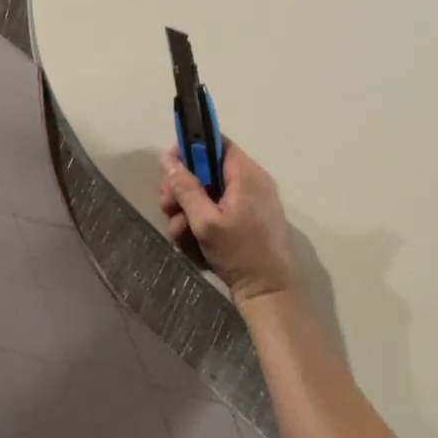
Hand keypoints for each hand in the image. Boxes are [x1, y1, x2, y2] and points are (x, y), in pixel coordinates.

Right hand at [158, 141, 294, 306]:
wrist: (271, 295)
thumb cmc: (240, 253)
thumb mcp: (205, 221)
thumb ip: (185, 188)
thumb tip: (168, 159)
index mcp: (247, 176)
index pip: (216, 142)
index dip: (190, 148)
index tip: (169, 166)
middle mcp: (251, 184)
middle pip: (206, 170)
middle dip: (182, 187)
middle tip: (167, 205)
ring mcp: (250, 204)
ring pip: (207, 193)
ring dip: (186, 210)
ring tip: (179, 233)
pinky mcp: (247, 222)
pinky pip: (216, 211)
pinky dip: (201, 224)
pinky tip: (191, 244)